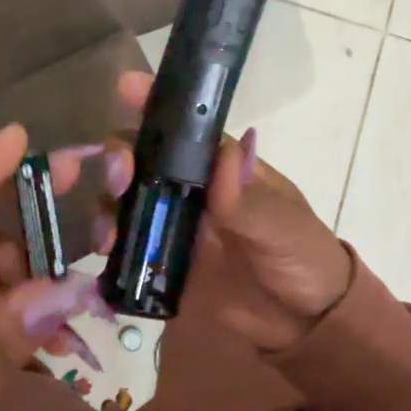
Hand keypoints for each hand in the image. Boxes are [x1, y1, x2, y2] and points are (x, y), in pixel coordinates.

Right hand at [95, 72, 354, 351]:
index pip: (183, 125)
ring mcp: (171, 223)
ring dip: (106, 205)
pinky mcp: (161, 261)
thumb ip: (251, 201)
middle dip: (119, 157)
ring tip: (108, 232)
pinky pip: (126, 246)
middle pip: (140, 157)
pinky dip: (109, 246)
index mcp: (220, 165)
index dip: (154, 102)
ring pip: (124, 199)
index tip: (127, 87)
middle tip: (119, 176)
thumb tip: (224, 157)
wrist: (305, 323)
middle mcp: (188, 186)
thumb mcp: (284, 228)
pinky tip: (105, 257)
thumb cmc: (302, 257)